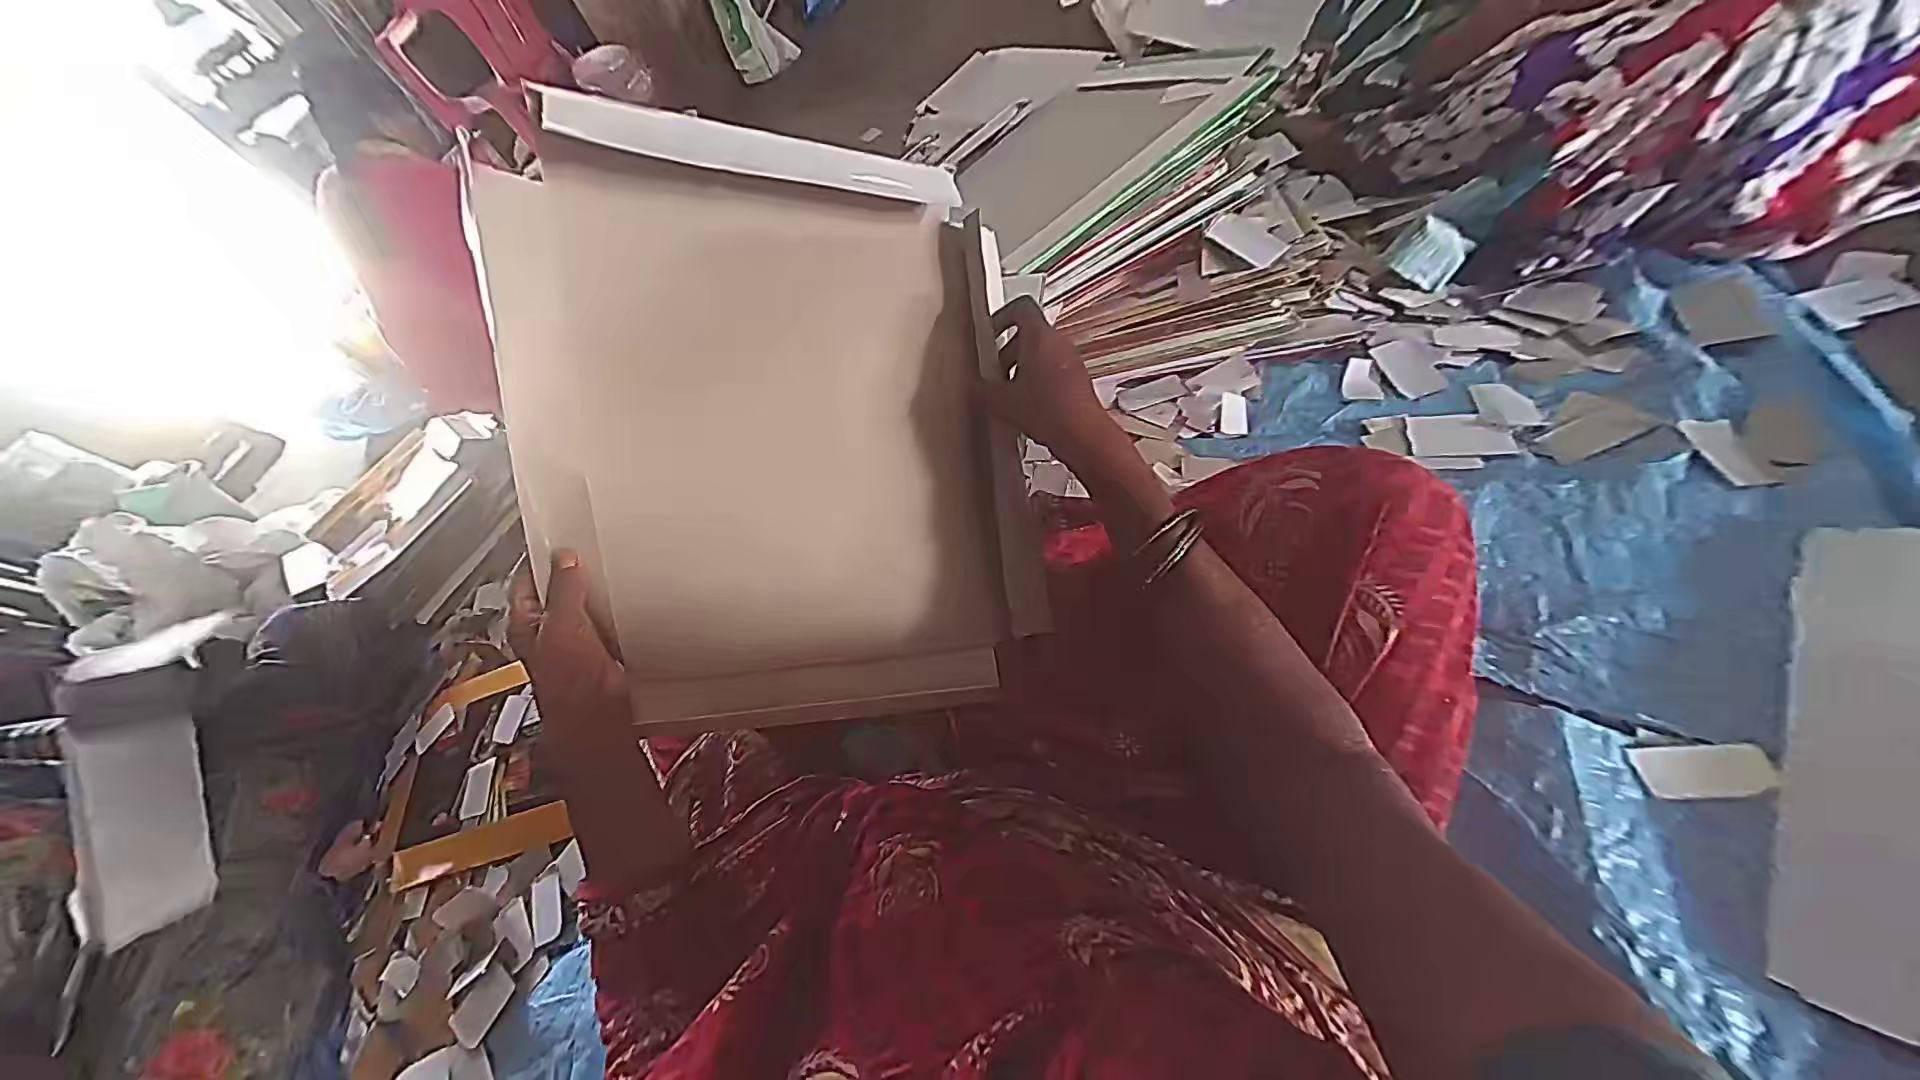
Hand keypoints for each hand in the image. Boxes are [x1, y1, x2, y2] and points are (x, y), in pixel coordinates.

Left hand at [508, 552, 689, 887]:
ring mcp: (576, 637)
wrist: (599, 718)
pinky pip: (607, 617)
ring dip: (598, 589)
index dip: (544, 557)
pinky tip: (629, 596)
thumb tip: (565, 558)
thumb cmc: (570, 681)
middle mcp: (548, 628)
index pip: (530, 579)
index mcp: (527, 621)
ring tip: (615, 568)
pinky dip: (616, 606)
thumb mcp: (563, 628)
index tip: (564, 536)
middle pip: (559, 589)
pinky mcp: (602, 646)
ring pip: (584, 602)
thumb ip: (564, 592)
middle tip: (596, 548)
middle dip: (576, 571)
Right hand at [980, 297, 1127, 467]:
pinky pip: (1055, 372)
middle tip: (996, 371)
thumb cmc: (1049, 410)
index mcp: (1039, 337)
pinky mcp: (1079, 380)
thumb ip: (986, 387)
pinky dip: (1040, 382)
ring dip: (1024, 369)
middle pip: (1030, 335)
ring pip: (1043, 354)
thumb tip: (980, 387)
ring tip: (1011, 392)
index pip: (1020, 308)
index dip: (1002, 317)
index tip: (991, 332)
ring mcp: (1072, 361)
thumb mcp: (1001, 400)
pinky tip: (1029, 406)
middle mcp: (1060, 343)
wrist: (1080, 432)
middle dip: (1010, 352)